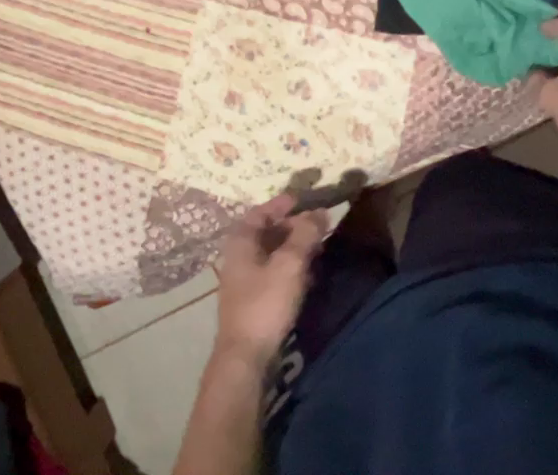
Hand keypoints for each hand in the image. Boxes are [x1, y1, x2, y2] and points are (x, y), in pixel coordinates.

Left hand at [212, 195, 324, 362]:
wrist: (246, 356)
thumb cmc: (265, 303)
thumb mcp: (290, 264)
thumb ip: (305, 235)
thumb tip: (319, 212)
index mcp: (241, 243)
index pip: (259, 213)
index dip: (280, 204)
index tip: (301, 200)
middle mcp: (238, 258)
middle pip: (265, 233)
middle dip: (291, 226)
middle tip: (316, 224)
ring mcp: (244, 282)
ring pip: (271, 254)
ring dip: (293, 247)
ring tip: (318, 246)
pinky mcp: (253, 302)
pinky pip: (274, 274)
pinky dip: (291, 267)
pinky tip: (309, 275)